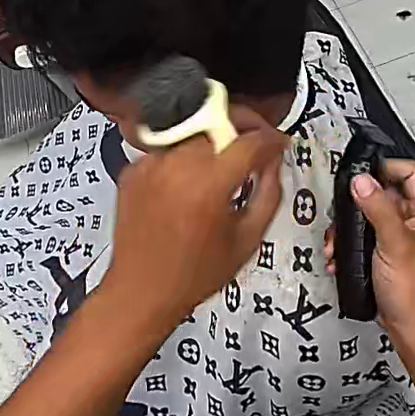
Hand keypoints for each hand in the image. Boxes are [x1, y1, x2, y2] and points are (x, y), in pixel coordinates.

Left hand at [100, 109, 285, 343]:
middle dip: (246, 127)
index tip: (280, 143)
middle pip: (221, 122)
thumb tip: (273, 161)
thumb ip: (269, 192)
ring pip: (195, 130)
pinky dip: (188, 156)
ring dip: (217, 138)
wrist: (141, 292)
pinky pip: (171, 148)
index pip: (250, 140)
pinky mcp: (134, 170)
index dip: (272, 139)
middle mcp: (176, 167)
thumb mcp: (248, 238)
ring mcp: (151, 165)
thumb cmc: (192, 274)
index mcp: (208, 185)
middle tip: (259, 141)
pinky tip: (195, 180)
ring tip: (228, 162)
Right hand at [342, 159, 414, 334]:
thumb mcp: (393, 242)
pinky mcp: (389, 250)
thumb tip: (363, 181)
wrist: (410, 326)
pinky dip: (352, 239)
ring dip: (352, 222)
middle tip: (346, 204)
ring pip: (373, 212)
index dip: (388, 166)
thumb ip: (378, 208)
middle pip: (388, 191)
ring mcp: (403, 236)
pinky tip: (341, 252)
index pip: (412, 172)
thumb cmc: (413, 291)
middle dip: (362, 198)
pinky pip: (368, 233)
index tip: (365, 171)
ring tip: (340, 235)